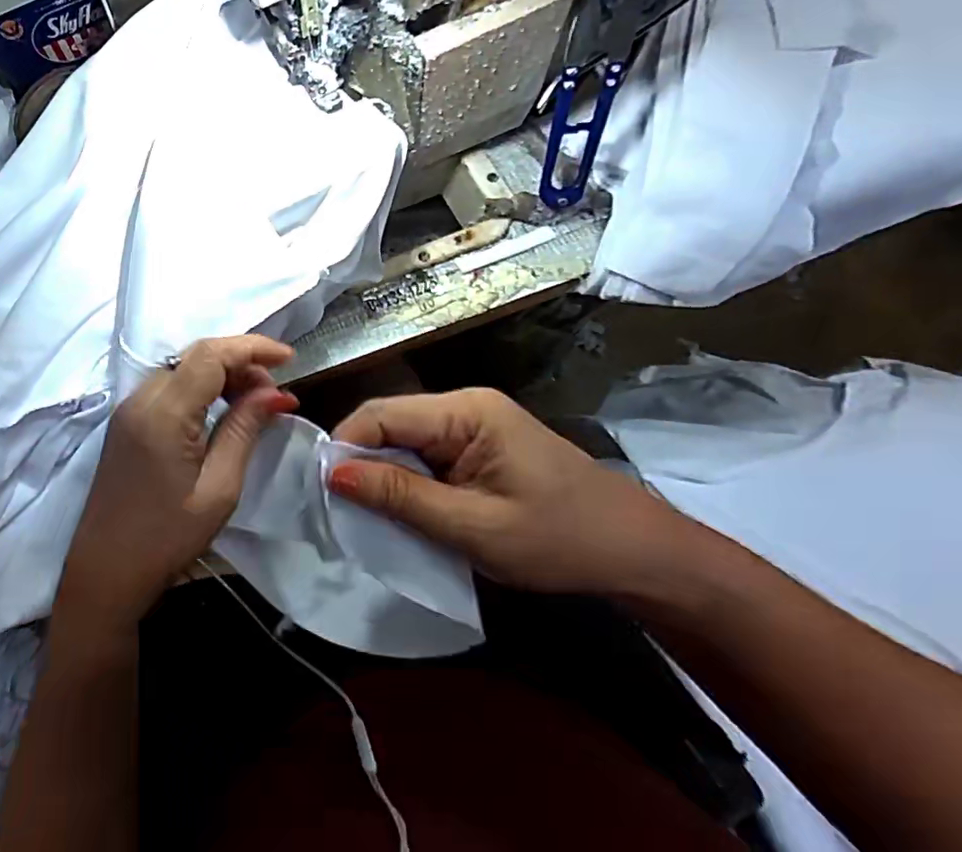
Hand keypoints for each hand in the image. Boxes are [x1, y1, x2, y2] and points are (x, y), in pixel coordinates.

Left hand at [54, 335, 298, 634]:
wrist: (106, 570)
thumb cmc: (167, 537)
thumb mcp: (219, 488)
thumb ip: (244, 430)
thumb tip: (276, 394)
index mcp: (163, 412)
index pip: (210, 355)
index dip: (252, 348)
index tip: (289, 360)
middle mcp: (140, 399)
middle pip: (195, 356)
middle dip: (240, 361)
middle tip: (273, 394)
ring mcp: (128, 409)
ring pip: (181, 368)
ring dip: (220, 374)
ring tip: (254, 403)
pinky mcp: (126, 423)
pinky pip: (167, 387)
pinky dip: (199, 388)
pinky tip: (221, 411)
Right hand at [328, 388, 694, 597]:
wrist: (637, 555)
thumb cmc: (560, 541)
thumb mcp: (473, 526)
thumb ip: (400, 496)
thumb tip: (333, 473)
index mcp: (466, 411)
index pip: (381, 414)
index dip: (346, 448)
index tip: (324, 492)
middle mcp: (465, 405)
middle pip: (389, 422)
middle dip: (362, 462)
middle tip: (342, 509)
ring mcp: (474, 424)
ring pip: (404, 440)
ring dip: (384, 475)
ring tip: (368, 514)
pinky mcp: (479, 446)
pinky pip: (425, 455)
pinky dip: (408, 481)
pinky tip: (404, 510)